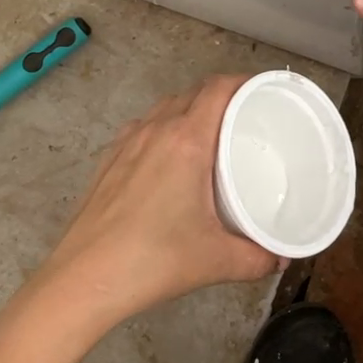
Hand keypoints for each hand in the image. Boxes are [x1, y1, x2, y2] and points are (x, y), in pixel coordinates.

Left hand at [37, 75, 281, 321]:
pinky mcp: (108, 159)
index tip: (265, 92)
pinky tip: (170, 158)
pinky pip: (144, 126)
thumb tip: (281, 258)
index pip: (218, 88)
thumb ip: (256, 257)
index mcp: (187, 140)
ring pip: (166, 106)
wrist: (82, 281)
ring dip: (191, 109)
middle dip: (223, 96)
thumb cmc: (152, 261)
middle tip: (246, 119)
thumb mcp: (215, 261)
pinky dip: (164, 127)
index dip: (244, 81)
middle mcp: (156, 129)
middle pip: (194, 92)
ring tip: (211, 135)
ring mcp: (127, 142)